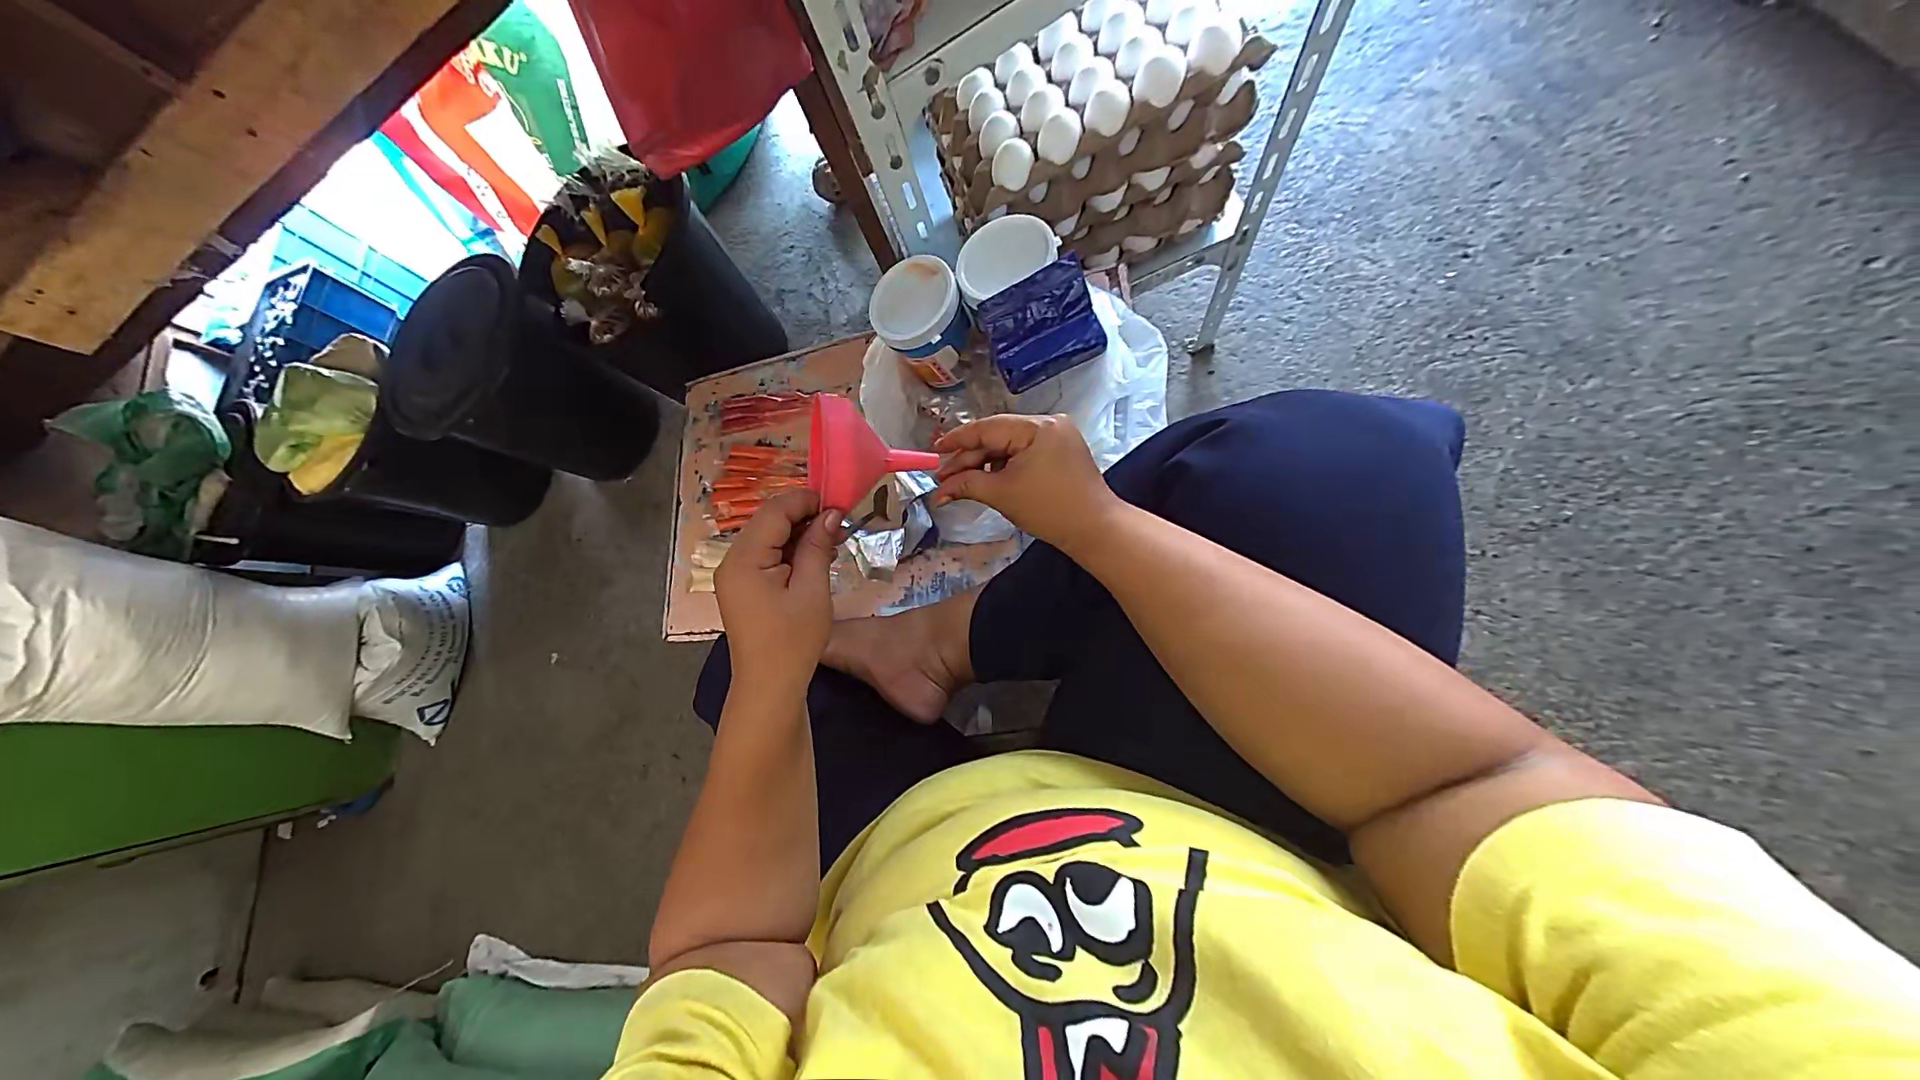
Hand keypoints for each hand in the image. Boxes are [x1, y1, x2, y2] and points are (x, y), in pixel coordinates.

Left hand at [715, 489, 843, 694]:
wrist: (770, 686)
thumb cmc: (792, 641)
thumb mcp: (812, 590)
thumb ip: (818, 546)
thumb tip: (830, 514)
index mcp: (744, 560)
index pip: (773, 512)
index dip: (804, 500)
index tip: (837, 502)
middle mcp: (732, 561)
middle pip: (768, 522)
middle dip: (803, 516)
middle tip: (839, 520)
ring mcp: (735, 574)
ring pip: (769, 538)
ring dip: (799, 533)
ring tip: (832, 537)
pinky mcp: (744, 587)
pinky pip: (767, 556)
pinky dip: (791, 551)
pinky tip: (815, 554)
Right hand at [932, 414, 1124, 554]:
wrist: (1094, 529)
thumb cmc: (1049, 509)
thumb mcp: (1002, 494)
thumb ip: (966, 484)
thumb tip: (940, 488)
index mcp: (1037, 427)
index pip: (987, 428)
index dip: (957, 440)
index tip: (934, 450)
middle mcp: (1049, 423)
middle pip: (998, 436)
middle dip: (970, 458)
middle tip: (944, 478)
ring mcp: (1058, 436)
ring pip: (1010, 445)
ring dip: (985, 464)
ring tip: (962, 482)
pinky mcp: (1061, 451)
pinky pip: (1024, 452)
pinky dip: (1005, 466)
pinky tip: (987, 480)